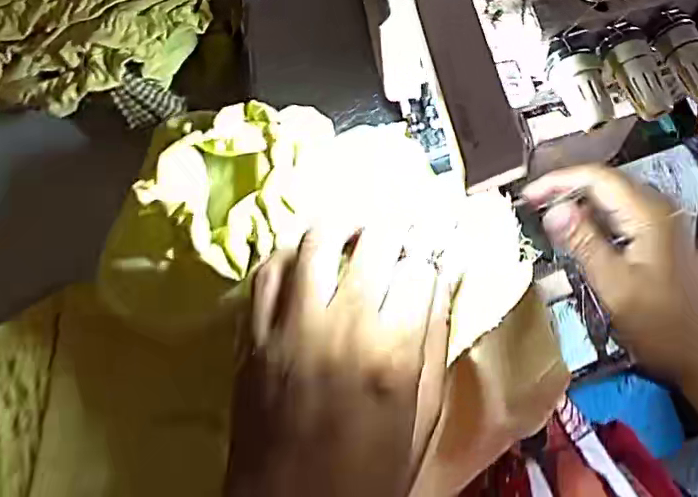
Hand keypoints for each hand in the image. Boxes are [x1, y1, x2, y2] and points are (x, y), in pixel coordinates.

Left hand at [225, 219, 453, 496]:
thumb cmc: (371, 470)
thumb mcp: (424, 410)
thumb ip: (437, 335)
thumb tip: (444, 274)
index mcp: (393, 350)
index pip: (423, 264)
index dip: (436, 247)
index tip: (439, 243)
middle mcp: (343, 326)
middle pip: (378, 235)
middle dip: (401, 225)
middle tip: (406, 232)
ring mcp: (292, 328)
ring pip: (320, 237)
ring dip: (348, 227)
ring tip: (359, 234)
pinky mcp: (253, 339)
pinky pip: (269, 269)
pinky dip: (293, 253)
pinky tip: (310, 261)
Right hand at [522, 165, 697, 379]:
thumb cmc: (664, 326)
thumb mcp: (616, 287)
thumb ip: (584, 244)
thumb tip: (554, 210)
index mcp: (646, 212)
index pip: (596, 177)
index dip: (559, 181)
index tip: (529, 194)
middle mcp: (656, 207)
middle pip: (605, 182)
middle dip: (566, 187)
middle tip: (533, 202)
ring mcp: (662, 220)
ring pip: (613, 196)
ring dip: (580, 201)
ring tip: (549, 214)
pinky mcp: (661, 235)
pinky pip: (622, 213)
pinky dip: (596, 216)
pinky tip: (579, 232)